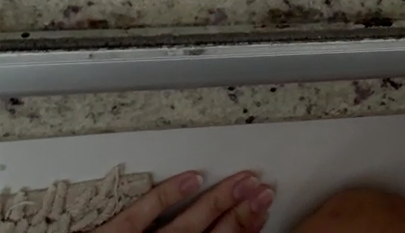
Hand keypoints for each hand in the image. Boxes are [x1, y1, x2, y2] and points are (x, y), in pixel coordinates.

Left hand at [94, 170, 273, 232]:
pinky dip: (168, 193)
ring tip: (242, 180)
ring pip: (185, 225)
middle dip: (240, 212)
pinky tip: (191, 177)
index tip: (262, 206)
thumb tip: (217, 228)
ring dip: (218, 201)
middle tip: (262, 189)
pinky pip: (141, 215)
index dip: (245, 226)